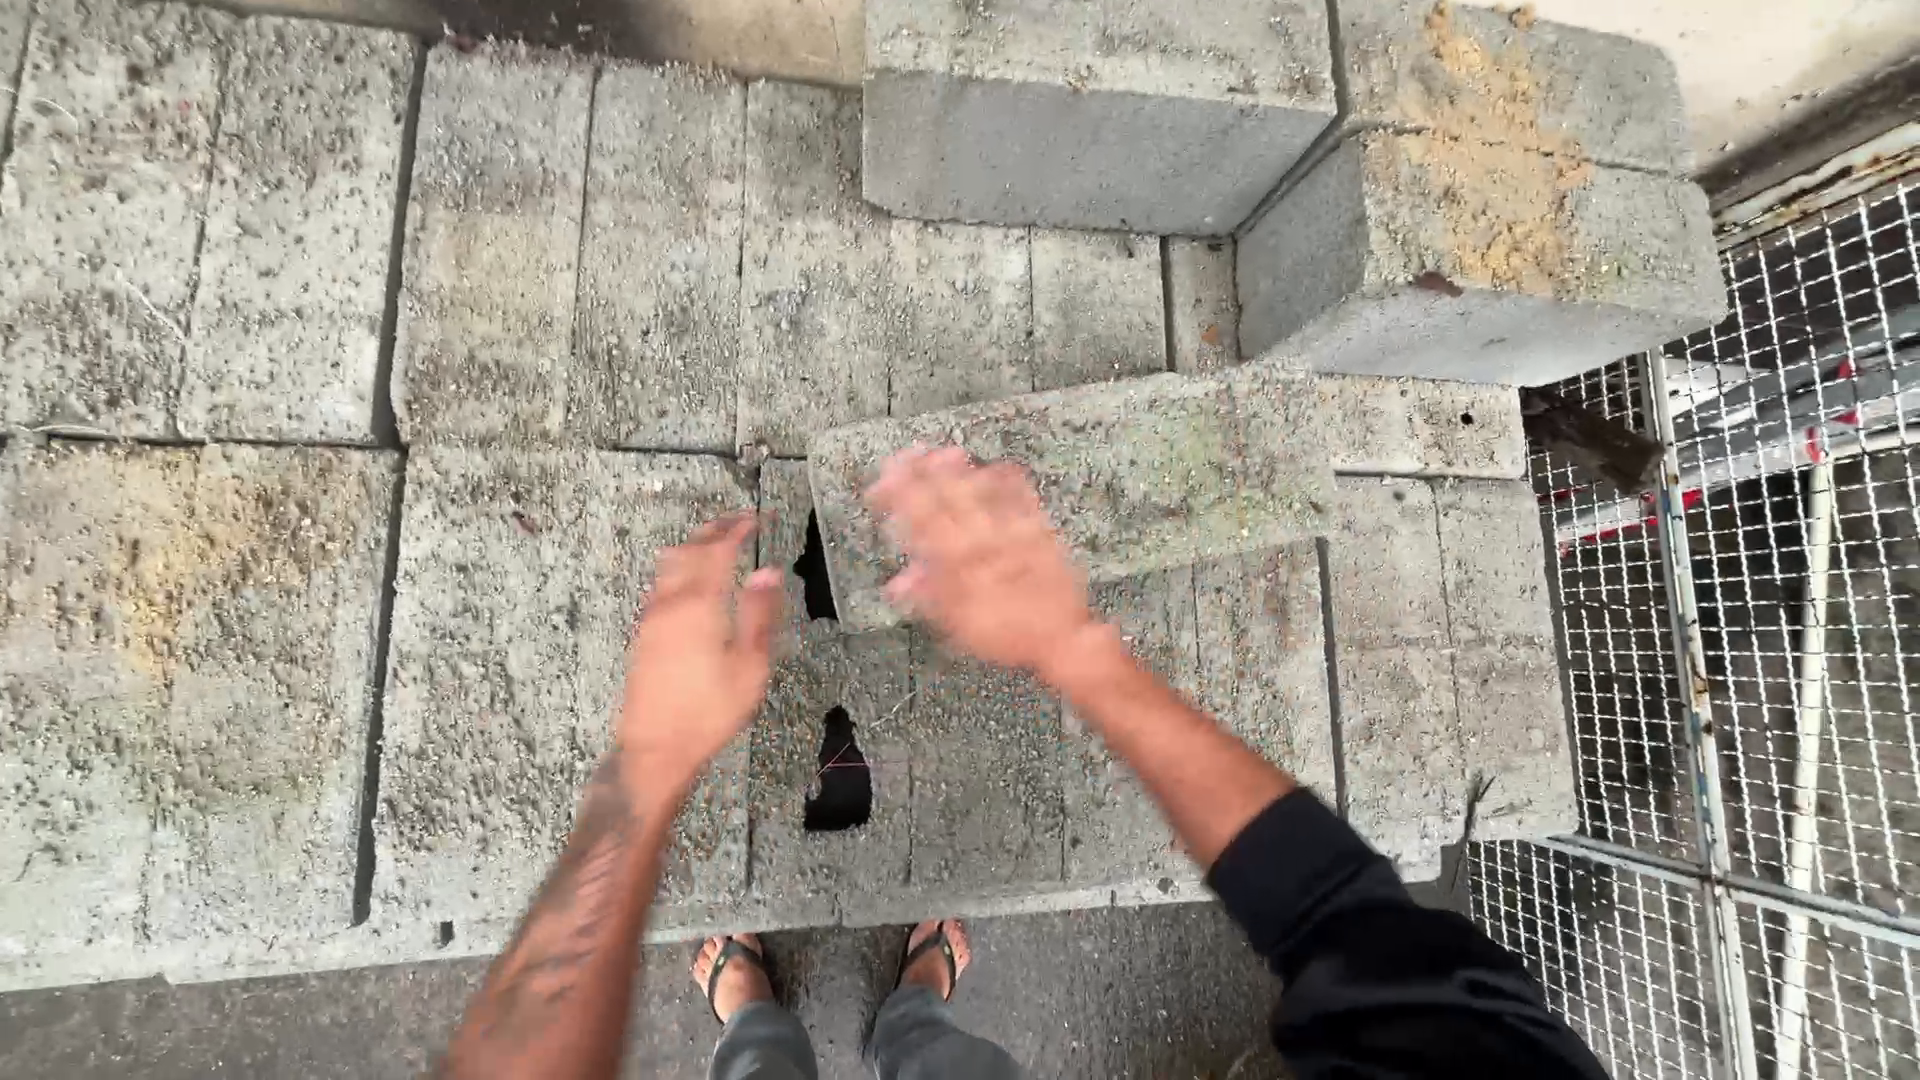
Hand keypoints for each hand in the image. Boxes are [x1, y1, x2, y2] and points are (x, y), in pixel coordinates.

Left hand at [616, 515, 782, 797]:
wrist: (656, 748)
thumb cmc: (711, 711)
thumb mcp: (751, 666)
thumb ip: (759, 614)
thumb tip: (770, 572)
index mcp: (700, 605)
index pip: (718, 550)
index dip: (737, 528)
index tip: (756, 518)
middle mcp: (670, 603)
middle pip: (689, 549)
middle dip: (714, 529)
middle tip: (738, 520)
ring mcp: (651, 617)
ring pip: (668, 564)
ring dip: (693, 545)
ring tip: (715, 541)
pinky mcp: (643, 634)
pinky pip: (660, 583)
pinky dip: (680, 566)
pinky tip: (691, 579)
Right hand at [864, 445, 1100, 676]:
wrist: (1061, 638)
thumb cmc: (1008, 635)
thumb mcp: (957, 623)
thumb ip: (927, 595)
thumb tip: (900, 583)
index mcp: (957, 562)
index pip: (918, 517)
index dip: (897, 495)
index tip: (883, 482)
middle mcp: (982, 540)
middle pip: (945, 495)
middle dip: (921, 472)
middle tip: (905, 455)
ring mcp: (1012, 531)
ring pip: (980, 490)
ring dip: (960, 469)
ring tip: (944, 452)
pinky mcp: (1039, 530)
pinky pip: (1022, 496)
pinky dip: (1008, 479)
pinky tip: (999, 466)